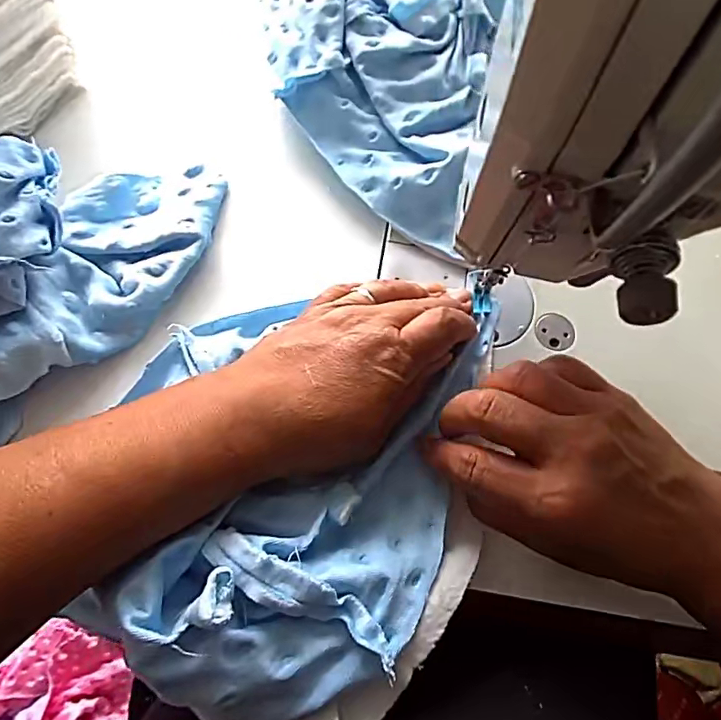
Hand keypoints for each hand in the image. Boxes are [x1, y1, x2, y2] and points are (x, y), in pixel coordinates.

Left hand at [220, 279, 477, 479]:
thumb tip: (436, 364)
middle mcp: (370, 323)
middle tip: (462, 302)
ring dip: (414, 289)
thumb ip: (412, 390)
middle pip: (419, 302)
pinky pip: (347, 289)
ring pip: (386, 290)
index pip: (443, 324)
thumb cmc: (313, 433)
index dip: (463, 324)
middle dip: (446, 302)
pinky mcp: (311, 315)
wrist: (249, 416)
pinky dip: (369, 286)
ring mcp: (339, 314)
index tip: (471, 327)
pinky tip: (375, 288)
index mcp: (394, 352)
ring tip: (430, 290)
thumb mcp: (378, 428)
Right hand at [423, 355, 720, 601]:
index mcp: (552, 500)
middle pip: (487, 408)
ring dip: (488, 388)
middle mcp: (570, 450)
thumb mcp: (552, 545)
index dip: (439, 453)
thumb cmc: (629, 548)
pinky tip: (527, 392)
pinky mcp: (612, 396)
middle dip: (453, 414)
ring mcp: (593, 416)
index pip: (472, 462)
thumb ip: (498, 508)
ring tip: (485, 404)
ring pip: (519, 376)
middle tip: (451, 425)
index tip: (430, 449)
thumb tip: (462, 474)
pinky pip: (559, 367)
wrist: (697, 530)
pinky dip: (532, 375)